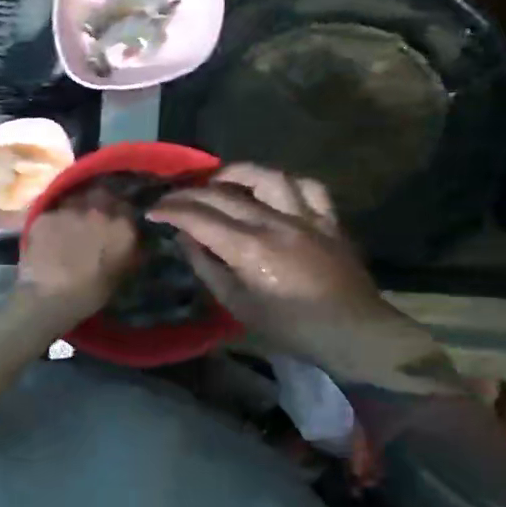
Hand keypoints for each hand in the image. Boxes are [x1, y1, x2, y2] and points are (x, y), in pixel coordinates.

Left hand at [16, 195, 138, 329]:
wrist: (51, 294)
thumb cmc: (92, 290)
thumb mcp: (126, 268)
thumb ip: (132, 243)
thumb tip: (132, 230)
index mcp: (122, 225)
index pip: (126, 202)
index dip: (120, 206)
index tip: (116, 210)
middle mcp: (96, 212)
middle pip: (100, 192)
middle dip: (99, 198)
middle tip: (93, 209)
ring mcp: (67, 211)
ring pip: (74, 197)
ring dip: (76, 204)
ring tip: (72, 216)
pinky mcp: (43, 216)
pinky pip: (52, 210)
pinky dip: (54, 217)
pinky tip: (51, 228)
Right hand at [148, 164, 447, 389]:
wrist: (354, 331)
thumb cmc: (286, 323)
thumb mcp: (232, 300)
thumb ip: (205, 264)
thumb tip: (187, 238)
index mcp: (248, 248)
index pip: (197, 217)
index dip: (168, 211)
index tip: (151, 213)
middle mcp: (276, 225)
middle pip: (223, 194)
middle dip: (188, 194)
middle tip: (170, 200)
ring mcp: (307, 220)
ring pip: (270, 178)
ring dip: (238, 174)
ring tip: (219, 182)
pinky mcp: (330, 223)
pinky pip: (309, 189)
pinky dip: (284, 184)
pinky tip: (268, 191)